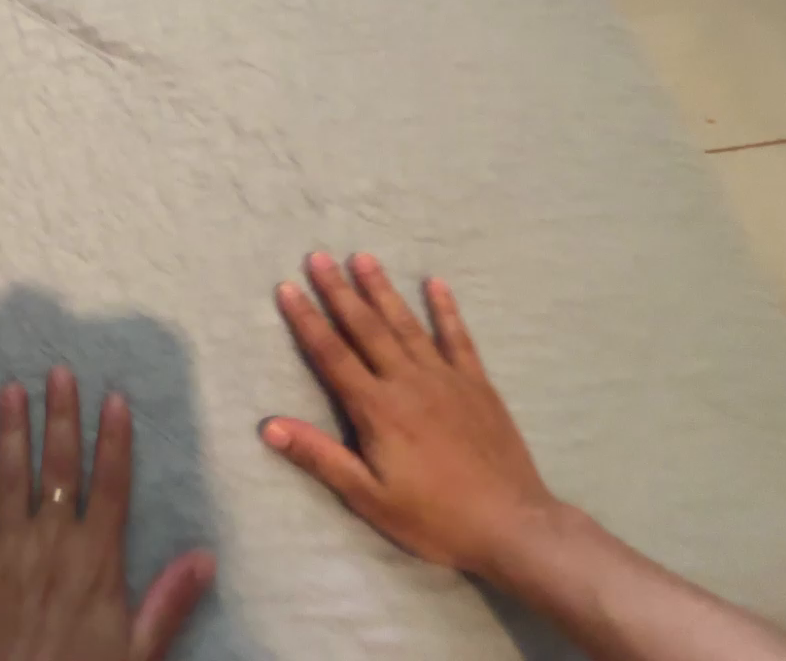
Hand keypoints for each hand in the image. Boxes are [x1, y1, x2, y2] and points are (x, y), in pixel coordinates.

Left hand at [0, 366, 215, 660]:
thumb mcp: (136, 651)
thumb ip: (169, 600)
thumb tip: (208, 556)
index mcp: (96, 555)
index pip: (110, 482)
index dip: (113, 438)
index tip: (113, 397)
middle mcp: (53, 538)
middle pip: (60, 464)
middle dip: (60, 416)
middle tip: (57, 372)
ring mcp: (8, 546)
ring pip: (12, 474)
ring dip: (12, 429)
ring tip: (11, 389)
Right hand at [260, 252, 560, 575]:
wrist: (515, 529)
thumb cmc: (434, 517)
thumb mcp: (368, 496)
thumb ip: (319, 456)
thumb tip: (269, 425)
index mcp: (377, 407)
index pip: (332, 353)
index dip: (307, 319)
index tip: (287, 287)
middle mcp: (407, 381)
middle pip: (365, 327)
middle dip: (338, 290)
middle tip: (318, 257)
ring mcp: (446, 378)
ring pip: (406, 323)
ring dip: (382, 289)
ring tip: (362, 257)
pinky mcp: (477, 385)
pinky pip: (459, 338)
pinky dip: (446, 309)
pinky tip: (436, 283)